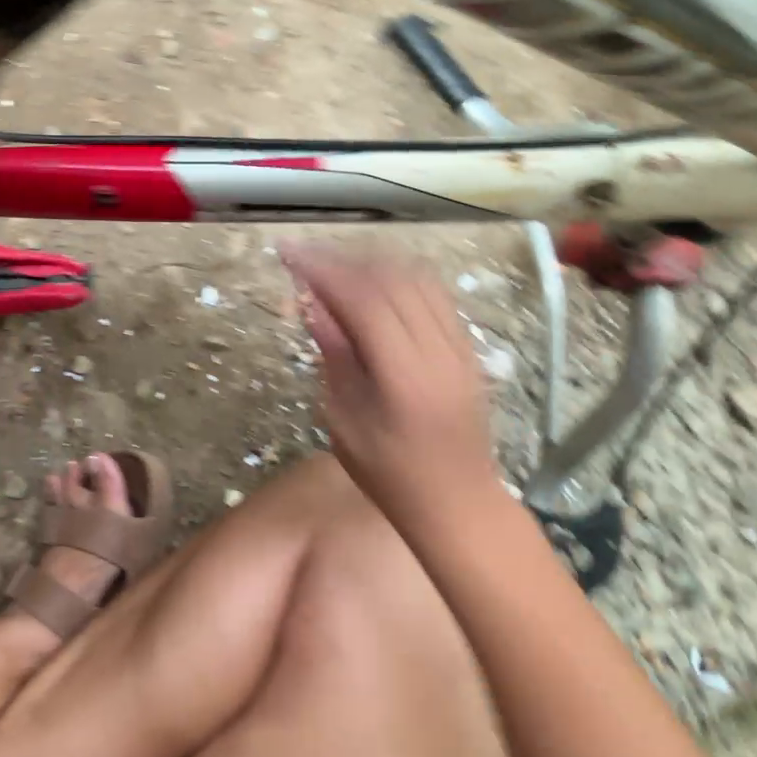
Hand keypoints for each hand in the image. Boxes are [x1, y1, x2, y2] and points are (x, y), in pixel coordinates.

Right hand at [283, 245, 502, 528]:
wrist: (457, 501)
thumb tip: (314, 305)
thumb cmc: (388, 472)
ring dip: (371, 263)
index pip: (364, 299)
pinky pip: (435, 296)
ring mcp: (461, 347)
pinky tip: (371, 280)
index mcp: (405, 375)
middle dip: (342, 260)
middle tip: (301, 255)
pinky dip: (398, 277)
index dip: (323, 269)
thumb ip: (334, 355)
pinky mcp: (468, 349)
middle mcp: (440, 351)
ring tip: (332, 263)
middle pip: (391, 281)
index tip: (288, 254)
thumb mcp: (342, 418)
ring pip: (418, 280)